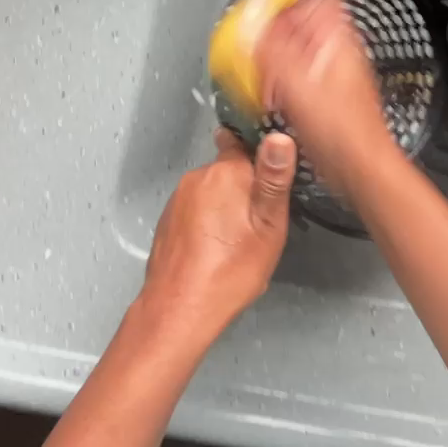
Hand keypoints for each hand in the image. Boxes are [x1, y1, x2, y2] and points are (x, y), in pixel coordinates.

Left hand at [139, 129, 297, 343]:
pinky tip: (216, 249)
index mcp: (225, 171)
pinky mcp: (167, 219)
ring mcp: (178, 198)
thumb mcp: (267, 227)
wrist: (178, 310)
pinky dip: (208, 221)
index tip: (274, 180)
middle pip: (230, 170)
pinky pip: (196, 209)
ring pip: (213, 191)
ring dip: (226, 206)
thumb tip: (279, 136)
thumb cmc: (230, 269)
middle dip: (246, 189)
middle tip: (260, 223)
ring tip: (239, 240)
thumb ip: (273, 179)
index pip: (247, 145)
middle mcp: (197, 176)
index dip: (263, 159)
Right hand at [257, 0, 399, 187]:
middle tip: (258, 49)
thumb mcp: (295, 83)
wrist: (360, 168)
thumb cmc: (342, 131)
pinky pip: (298, 80)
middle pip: (302, 28)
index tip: (265, 12)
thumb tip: (251, 26)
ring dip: (275, 64)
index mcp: (337, 41)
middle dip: (275, 37)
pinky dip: (282, 85)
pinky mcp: (326, 98)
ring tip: (263, 79)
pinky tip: (273, 100)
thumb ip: (270, 50)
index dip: (289, 1)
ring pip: (298, 54)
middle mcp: (338, 54)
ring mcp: (333, 76)